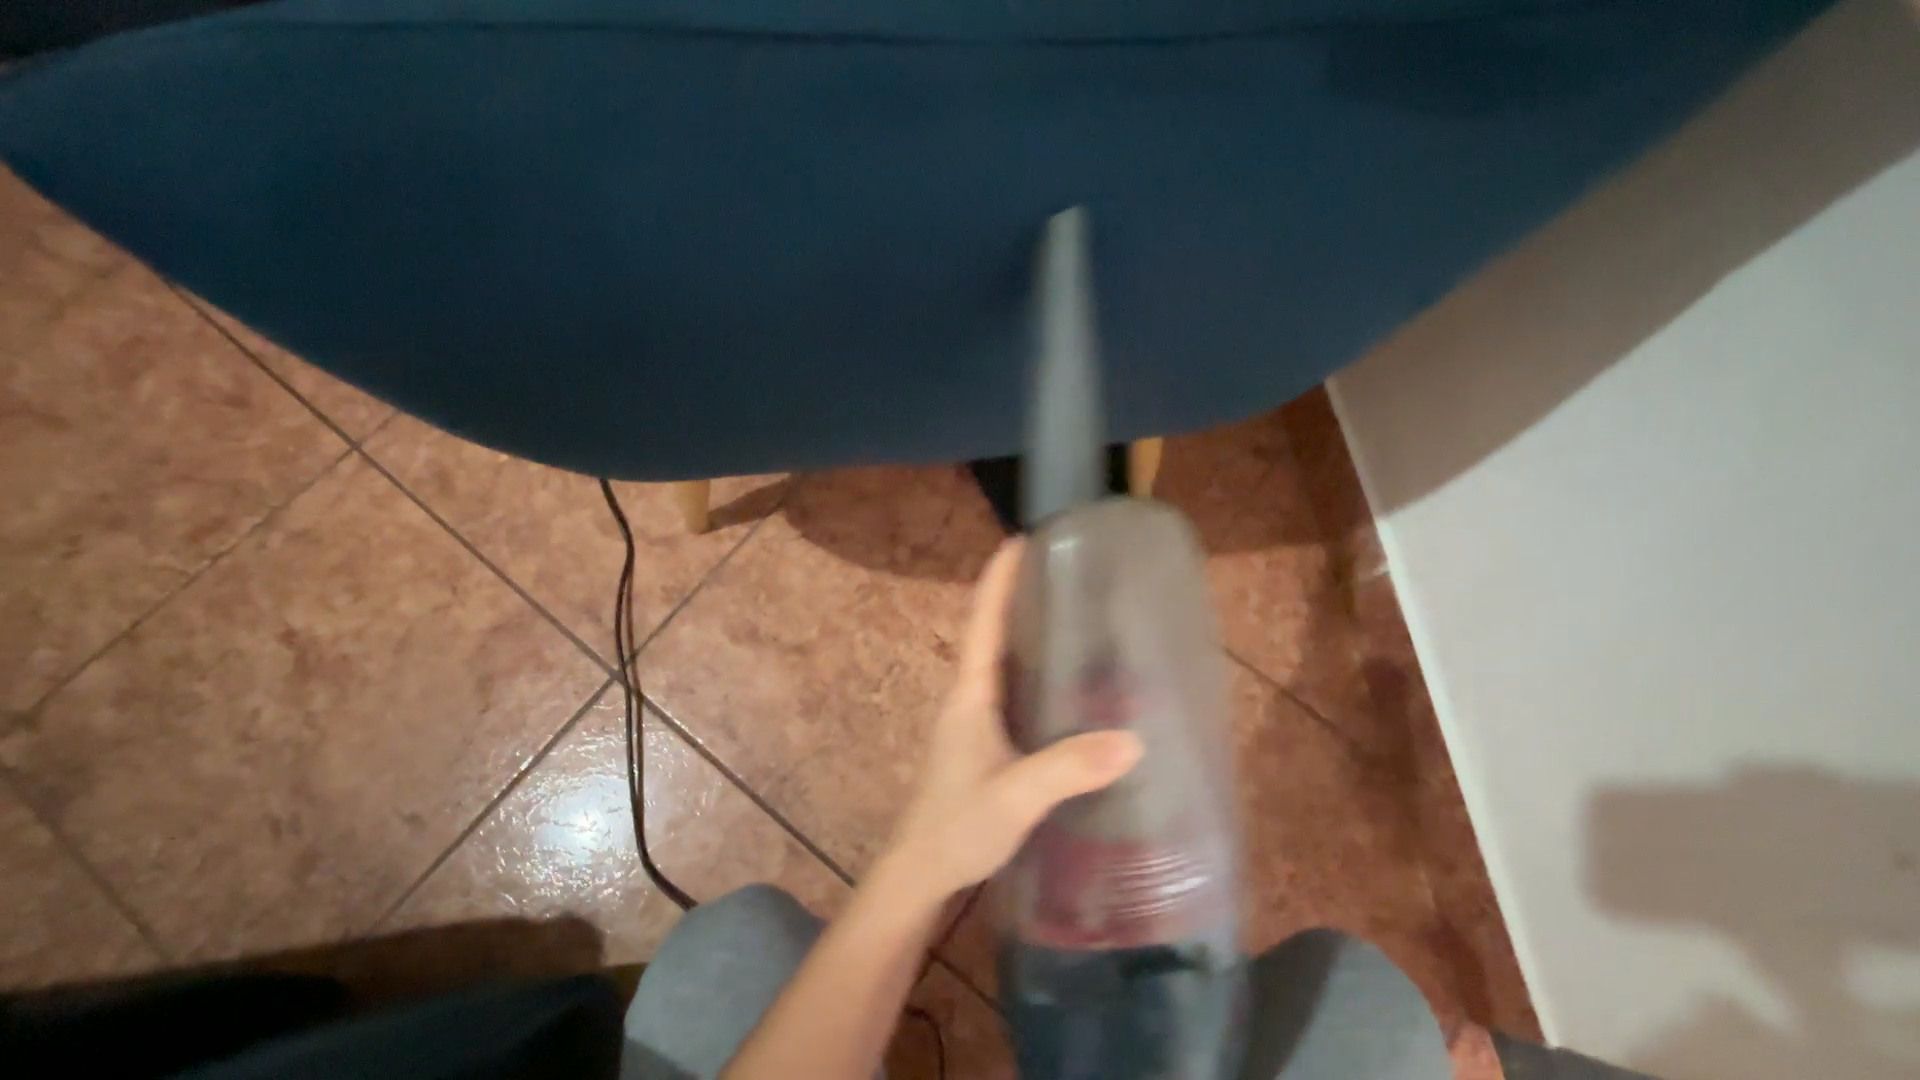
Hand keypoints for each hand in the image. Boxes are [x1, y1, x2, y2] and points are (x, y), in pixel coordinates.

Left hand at [880, 540, 1143, 902]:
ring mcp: (973, 722)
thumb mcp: (1015, 797)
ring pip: (1002, 663)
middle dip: (1021, 597)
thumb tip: (1134, 740)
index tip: (1022, 540)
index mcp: (968, 695)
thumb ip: (1068, 769)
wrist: (920, 873)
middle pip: (992, 633)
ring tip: (1075, 615)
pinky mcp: (984, 744)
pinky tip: (1069, 685)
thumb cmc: (956, 828)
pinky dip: (1035, 673)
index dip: (999, 579)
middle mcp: (968, 699)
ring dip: (1028, 634)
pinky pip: (1012, 693)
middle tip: (1067, 573)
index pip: (982, 622)